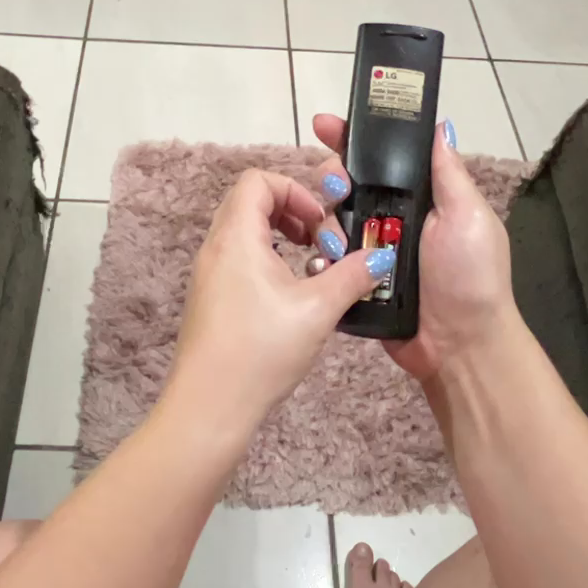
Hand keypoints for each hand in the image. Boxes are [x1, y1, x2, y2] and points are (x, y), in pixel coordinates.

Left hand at [166, 170, 390, 429]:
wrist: (208, 406)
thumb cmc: (260, 351)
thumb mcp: (317, 311)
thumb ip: (352, 277)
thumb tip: (381, 259)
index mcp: (235, 237)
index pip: (257, 181)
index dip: (295, 191)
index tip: (320, 224)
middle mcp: (215, 248)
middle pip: (250, 203)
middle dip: (292, 215)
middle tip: (320, 245)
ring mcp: (207, 274)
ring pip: (243, 233)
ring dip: (280, 239)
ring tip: (309, 269)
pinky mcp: (208, 298)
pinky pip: (236, 259)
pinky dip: (265, 261)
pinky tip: (289, 296)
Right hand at [312, 115, 520, 382]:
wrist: (459, 344)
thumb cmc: (471, 276)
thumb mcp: (468, 216)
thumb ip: (448, 173)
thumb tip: (440, 125)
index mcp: (417, 199)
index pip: (379, 160)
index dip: (351, 139)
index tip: (325, 125)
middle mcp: (388, 220)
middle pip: (345, 187)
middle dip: (332, 179)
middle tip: (336, 188)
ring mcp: (367, 252)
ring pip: (328, 222)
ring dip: (326, 222)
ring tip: (336, 238)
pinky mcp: (352, 282)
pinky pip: (325, 261)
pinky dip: (320, 257)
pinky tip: (324, 258)